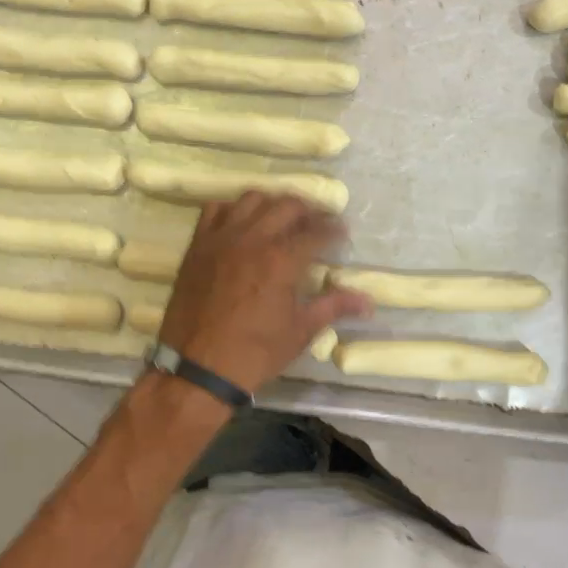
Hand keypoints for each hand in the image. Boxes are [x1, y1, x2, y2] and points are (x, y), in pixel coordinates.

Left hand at [159, 192, 372, 390]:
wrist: (198, 367)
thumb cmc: (255, 353)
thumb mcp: (301, 331)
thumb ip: (334, 307)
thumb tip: (368, 301)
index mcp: (282, 260)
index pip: (316, 232)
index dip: (334, 230)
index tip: (342, 232)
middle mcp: (253, 239)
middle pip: (287, 206)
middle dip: (308, 211)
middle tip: (318, 222)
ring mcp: (221, 238)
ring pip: (252, 199)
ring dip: (273, 203)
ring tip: (282, 217)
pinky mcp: (198, 245)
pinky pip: (214, 209)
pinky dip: (233, 209)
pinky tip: (242, 222)